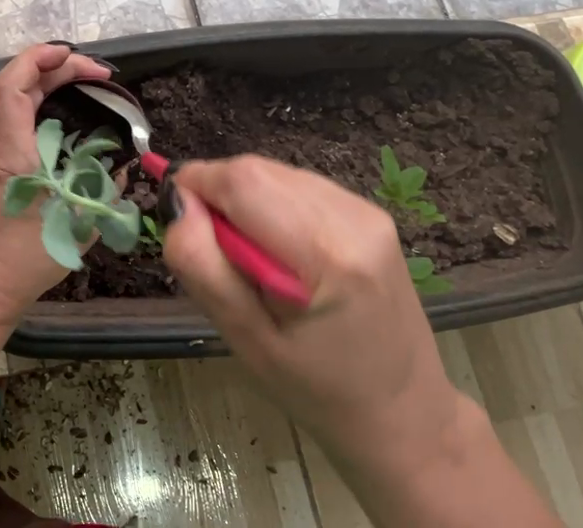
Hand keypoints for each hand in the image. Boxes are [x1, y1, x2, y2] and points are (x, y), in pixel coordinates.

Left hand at [0, 44, 110, 323]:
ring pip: (14, 101)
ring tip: (90, 87)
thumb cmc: (26, 258)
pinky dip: (41, 108)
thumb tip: (123, 164)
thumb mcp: (77, 224)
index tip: (74, 55)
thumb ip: (104, 189)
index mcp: (8, 151)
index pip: (11, 85)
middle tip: (101, 75)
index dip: (39, 59)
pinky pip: (14, 120)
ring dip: (49, 85)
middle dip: (57, 69)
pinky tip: (71, 119)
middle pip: (16, 85)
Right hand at [162, 156, 463, 470]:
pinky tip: (281, 251)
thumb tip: (179, 203)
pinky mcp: (371, 213)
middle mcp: (353, 219)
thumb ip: (202, 265)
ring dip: (245, 201)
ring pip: (274, 173)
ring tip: (251, 259)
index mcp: (326, 256)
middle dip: (218, 195)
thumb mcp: (244, 339)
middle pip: (256, 170)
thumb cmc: (315, 388)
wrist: (402, 411)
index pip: (242, 180)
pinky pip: (297, 185)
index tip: (182, 223)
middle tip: (216, 252)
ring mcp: (367, 212)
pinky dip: (272, 205)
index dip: (197, 185)